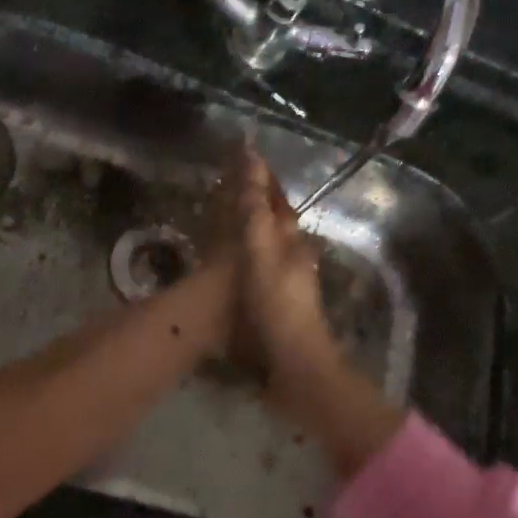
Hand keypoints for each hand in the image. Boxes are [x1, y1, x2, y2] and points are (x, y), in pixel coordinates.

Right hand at [231, 149, 345, 401]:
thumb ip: (253, 209)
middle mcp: (291, 257)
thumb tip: (250, 159)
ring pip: (266, 245)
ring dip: (248, 228)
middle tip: (227, 182)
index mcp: (290, 240)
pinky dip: (242, 257)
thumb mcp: (261, 252)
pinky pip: (255, 270)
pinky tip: (228, 265)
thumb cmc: (278, 305)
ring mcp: (284, 283)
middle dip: (255, 199)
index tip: (241, 151)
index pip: (275, 197)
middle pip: (273, 219)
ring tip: (222, 218)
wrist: (295, 366)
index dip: (259, 175)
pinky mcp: (273, 307)